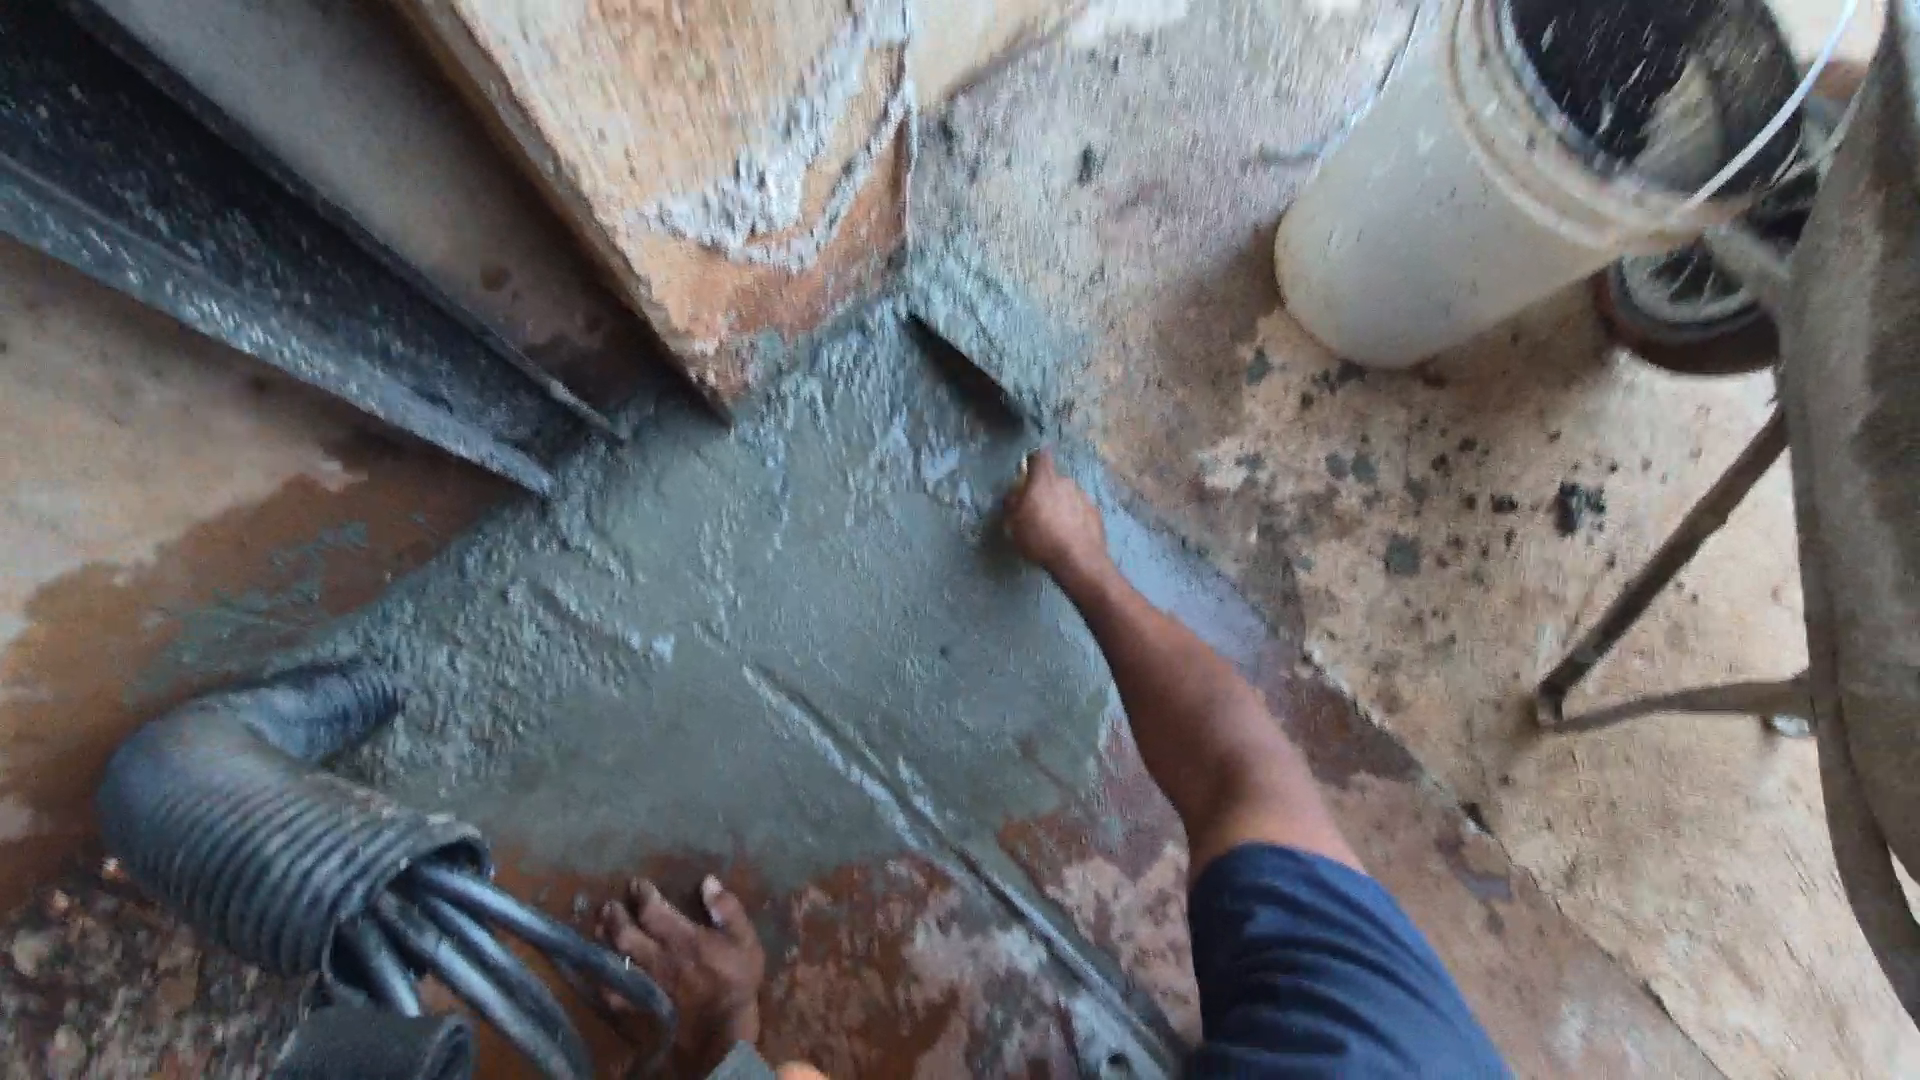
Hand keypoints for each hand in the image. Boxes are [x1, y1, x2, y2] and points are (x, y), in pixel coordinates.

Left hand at [599, 876, 763, 1073]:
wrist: (723, 1032)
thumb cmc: (736, 980)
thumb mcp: (745, 940)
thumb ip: (727, 909)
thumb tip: (708, 881)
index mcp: (682, 939)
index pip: (653, 910)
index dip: (642, 894)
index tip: (636, 883)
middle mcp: (658, 958)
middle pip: (625, 934)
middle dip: (615, 916)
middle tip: (609, 904)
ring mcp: (646, 984)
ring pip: (615, 959)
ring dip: (604, 941)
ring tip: (598, 927)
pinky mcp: (640, 1006)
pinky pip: (613, 993)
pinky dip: (602, 979)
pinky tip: (599, 971)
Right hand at [1004, 449, 1108, 582]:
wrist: (1078, 559)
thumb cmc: (1040, 538)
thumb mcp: (1014, 524)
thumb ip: (1012, 504)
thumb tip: (1014, 495)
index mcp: (1044, 480)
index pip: (1040, 457)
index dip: (1033, 462)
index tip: (1028, 473)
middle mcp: (1066, 482)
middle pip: (1053, 479)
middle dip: (1046, 491)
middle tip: (1038, 511)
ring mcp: (1083, 496)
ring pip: (1068, 495)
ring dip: (1061, 505)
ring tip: (1055, 528)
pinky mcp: (1095, 512)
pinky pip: (1080, 509)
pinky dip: (1074, 517)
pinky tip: (1070, 535)